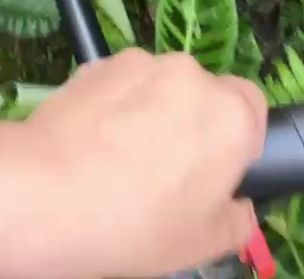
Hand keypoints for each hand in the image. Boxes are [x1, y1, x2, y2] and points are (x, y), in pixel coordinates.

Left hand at [20, 48, 268, 277]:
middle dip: (191, 120)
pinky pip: (119, 82)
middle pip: (201, 91)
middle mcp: (187, 75)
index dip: (238, 135)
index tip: (217, 164)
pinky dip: (114, 101)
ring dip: (151, 107)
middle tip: (169, 165)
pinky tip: (95, 138)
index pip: (251, 104)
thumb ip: (235, 216)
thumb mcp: (206, 242)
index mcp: (228, 114)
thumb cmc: (139, 221)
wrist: (51, 189)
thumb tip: (235, 205)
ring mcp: (137, 62)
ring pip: (157, 84)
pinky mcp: (95, 62)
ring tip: (123, 154)